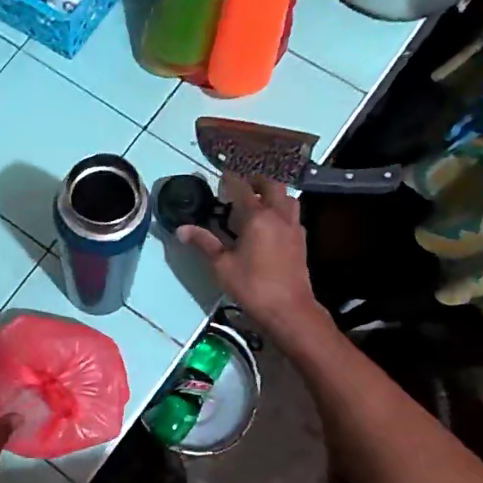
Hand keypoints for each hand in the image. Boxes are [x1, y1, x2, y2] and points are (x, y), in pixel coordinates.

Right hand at [177, 173, 330, 341]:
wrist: (288, 308)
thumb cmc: (252, 286)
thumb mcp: (221, 265)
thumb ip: (203, 243)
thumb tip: (182, 229)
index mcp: (257, 217)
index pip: (242, 187)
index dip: (230, 178)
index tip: (221, 174)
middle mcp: (278, 214)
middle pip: (271, 185)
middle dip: (255, 181)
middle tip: (241, 186)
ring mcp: (293, 226)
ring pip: (287, 197)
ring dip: (272, 193)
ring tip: (257, 202)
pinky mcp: (301, 240)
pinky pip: (293, 214)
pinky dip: (281, 210)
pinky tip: (271, 224)